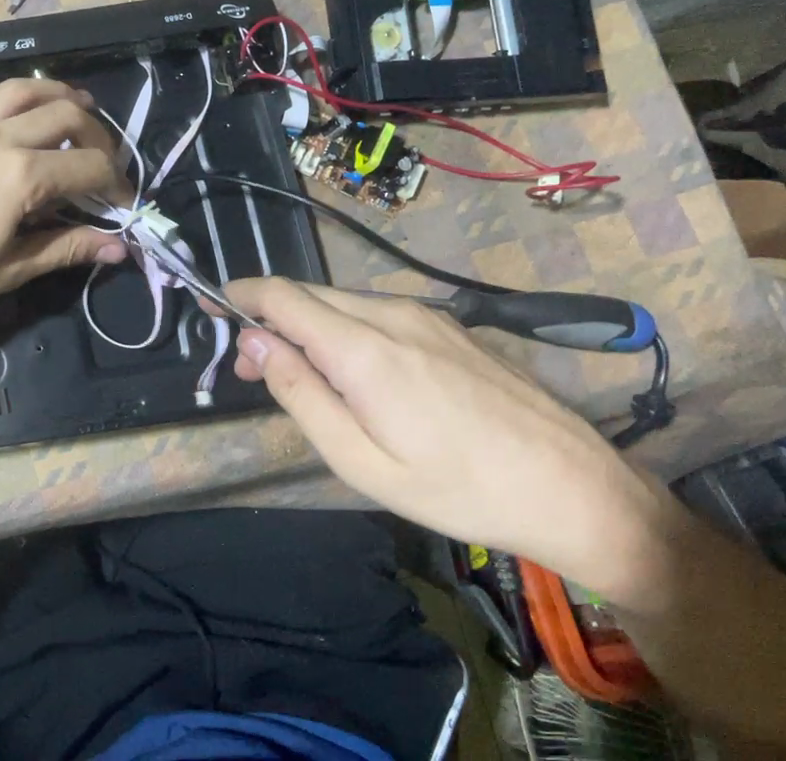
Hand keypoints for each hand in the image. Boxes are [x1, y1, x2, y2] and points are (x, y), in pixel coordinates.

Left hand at [0, 60, 127, 327]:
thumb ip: (67, 249)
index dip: (116, 183)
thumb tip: (119, 249)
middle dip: (96, 135)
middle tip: (103, 160)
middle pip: (63, 115)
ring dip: (52, 91)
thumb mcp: (11, 269)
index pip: (89, 166)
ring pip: (15, 92)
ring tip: (75, 103)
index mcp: (23, 176)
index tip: (122, 204)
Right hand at [216, 278, 681, 599]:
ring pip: (341, 301)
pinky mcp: (450, 328)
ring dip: (304, 324)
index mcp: (364, 348)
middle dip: (266, 317)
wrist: (577, 492)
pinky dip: (342, 329)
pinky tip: (352, 373)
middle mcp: (392, 314)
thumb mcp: (360, 461)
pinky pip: (375, 313)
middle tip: (250, 368)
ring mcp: (427, 317)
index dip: (237, 295)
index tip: (208, 309)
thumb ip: (299, 394)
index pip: (280, 294)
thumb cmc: (457, 489)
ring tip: (298, 376)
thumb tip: (253, 342)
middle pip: (307, 293)